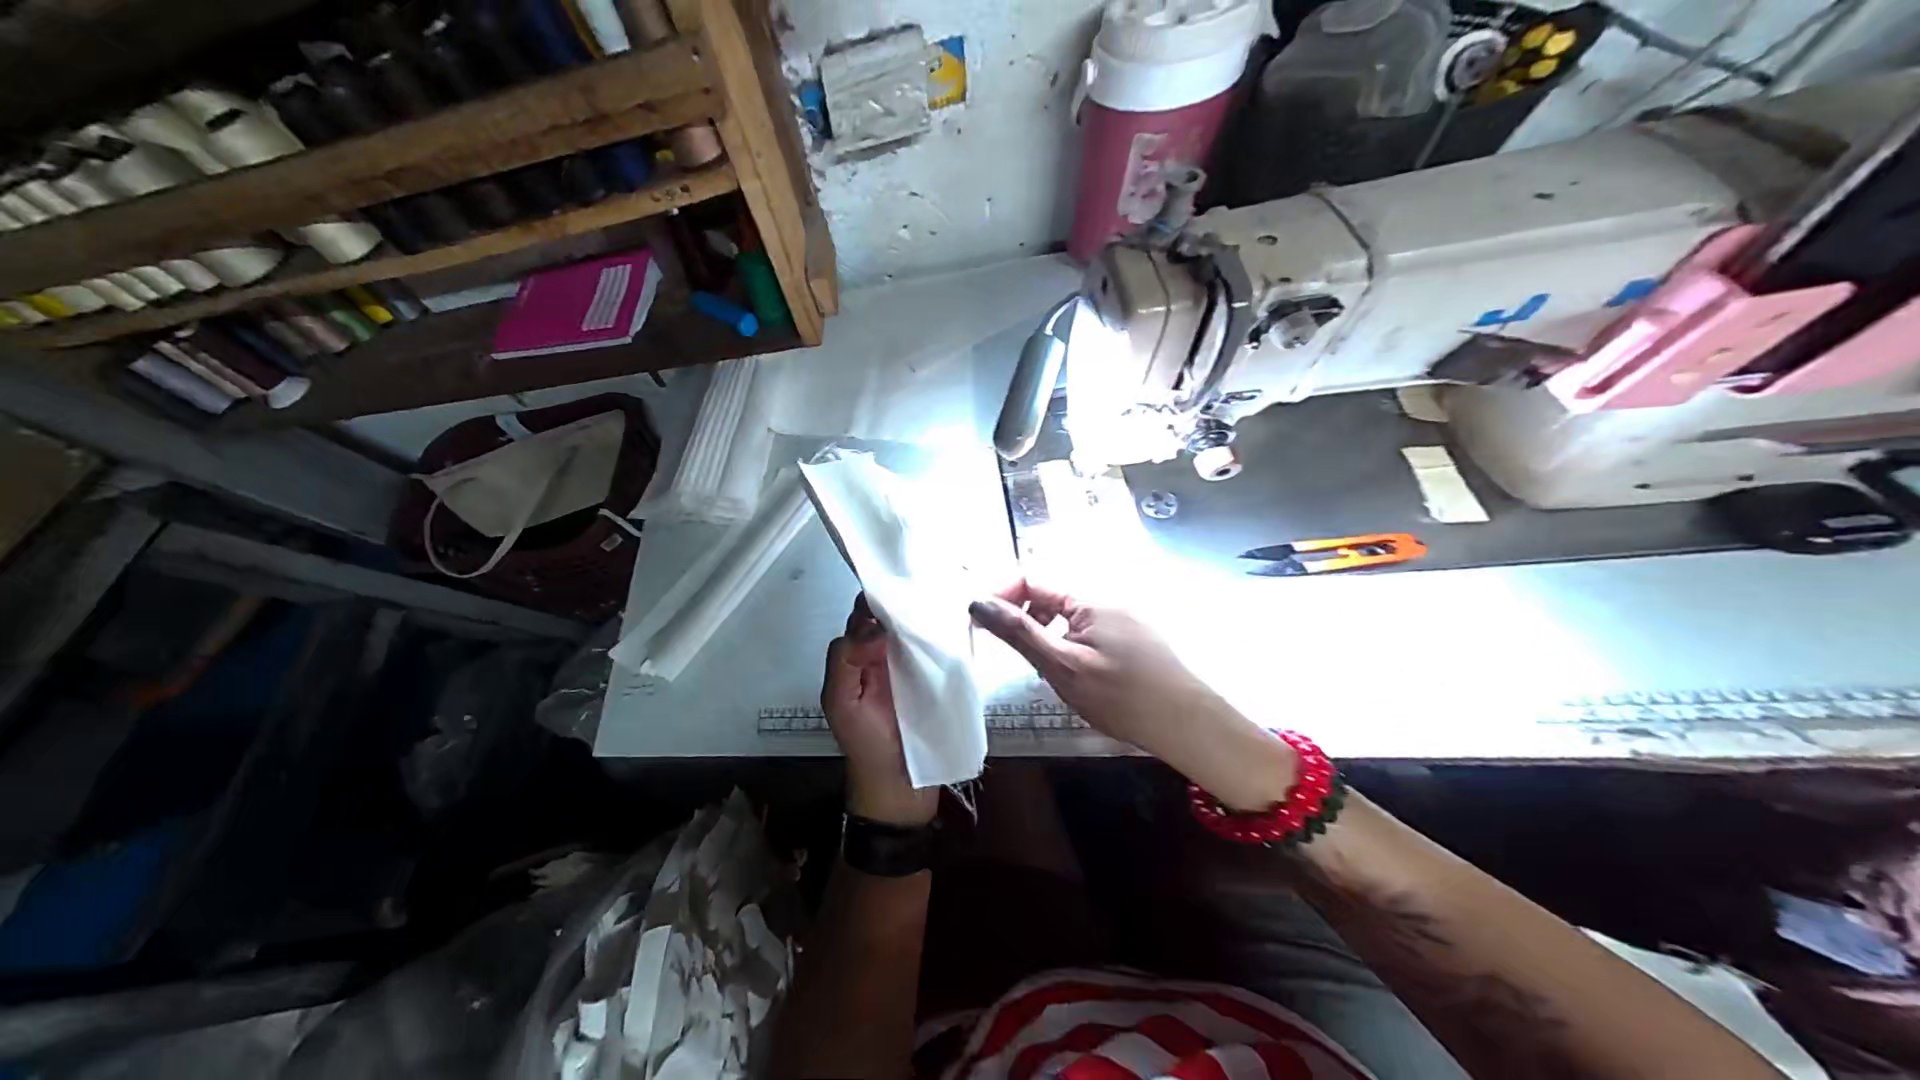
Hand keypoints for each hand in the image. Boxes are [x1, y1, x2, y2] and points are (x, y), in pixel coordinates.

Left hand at [822, 594, 938, 825]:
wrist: (901, 786)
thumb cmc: (866, 743)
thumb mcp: (840, 702)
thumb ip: (845, 659)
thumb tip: (876, 627)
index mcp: (858, 653)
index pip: (864, 612)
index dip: (877, 596)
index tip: (897, 583)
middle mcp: (886, 651)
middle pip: (895, 614)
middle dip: (907, 596)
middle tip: (927, 583)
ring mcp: (917, 662)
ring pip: (920, 626)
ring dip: (930, 611)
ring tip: (947, 593)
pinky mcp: (943, 674)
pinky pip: (944, 646)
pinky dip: (951, 631)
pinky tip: (961, 620)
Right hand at [970, 581, 1295, 810]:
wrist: (1186, 724)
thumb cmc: (1121, 696)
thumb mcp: (1061, 666)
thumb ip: (1019, 633)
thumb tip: (978, 602)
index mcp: (1088, 602)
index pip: (1031, 581)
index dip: (1002, 597)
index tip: (983, 625)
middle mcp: (1107, 602)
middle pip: (1051, 599)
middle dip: (1025, 620)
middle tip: (1014, 655)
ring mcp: (1125, 622)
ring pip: (1071, 619)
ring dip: (1048, 636)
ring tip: (1044, 670)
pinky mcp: (1136, 643)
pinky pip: (1091, 634)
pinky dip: (1072, 648)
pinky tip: (1076, 677)